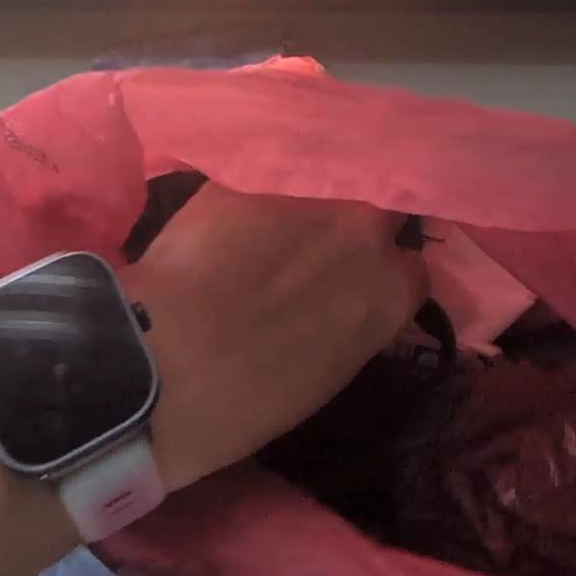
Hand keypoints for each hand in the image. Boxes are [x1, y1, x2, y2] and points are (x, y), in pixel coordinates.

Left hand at [120, 184, 427, 490]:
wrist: (165, 362)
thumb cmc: (247, 400)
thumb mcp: (326, 374)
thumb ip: (351, 323)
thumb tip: (338, 304)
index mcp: (390, 288)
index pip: (410, 266)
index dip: (378, 275)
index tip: (353, 287)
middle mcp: (363, 226)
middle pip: (369, 214)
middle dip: (344, 232)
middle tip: (305, 256)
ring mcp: (308, 191)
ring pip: (314, 189)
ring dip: (296, 210)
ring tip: (257, 238)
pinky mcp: (248, 174)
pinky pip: (258, 183)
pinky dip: (246, 202)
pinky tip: (220, 226)